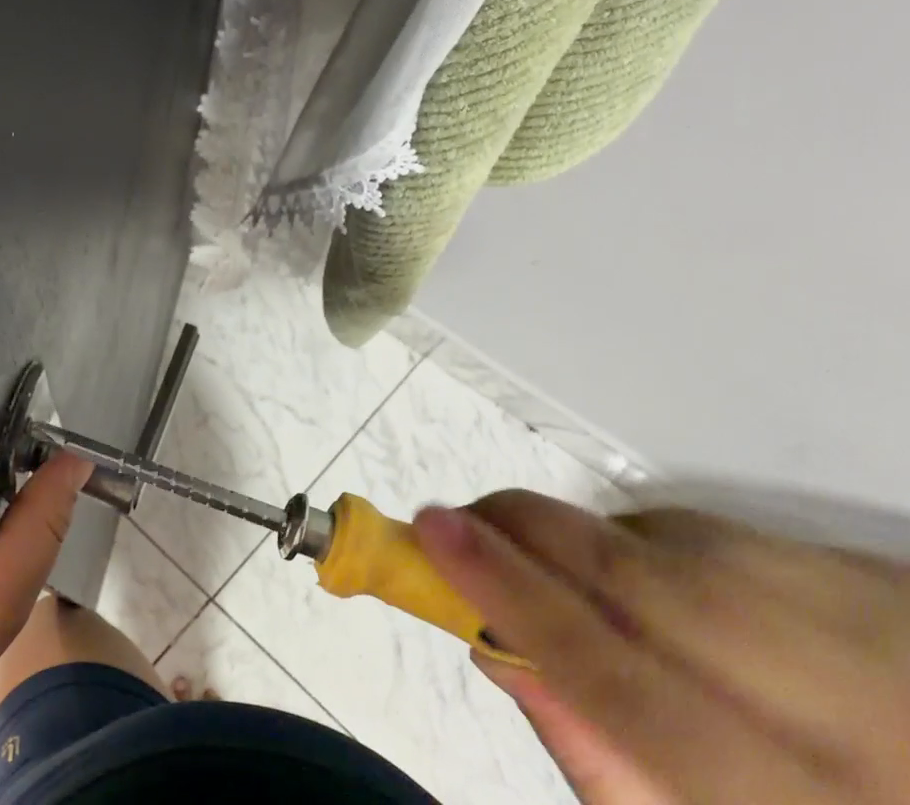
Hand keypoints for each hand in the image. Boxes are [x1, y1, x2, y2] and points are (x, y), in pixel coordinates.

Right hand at [413, 491, 909, 803]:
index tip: (430, 529)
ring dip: (591, 541)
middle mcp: (855, 707)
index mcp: (787, 798)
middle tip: (452, 518)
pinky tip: (661, 583)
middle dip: (528, 536)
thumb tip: (491, 645)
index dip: (511, 596)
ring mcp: (881, 625)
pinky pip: (731, 533)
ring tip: (561, 568)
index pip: (616, 680)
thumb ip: (588, 752)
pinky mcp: (884, 573)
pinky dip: (661, 544)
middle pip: (648, 586)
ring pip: (682, 543)